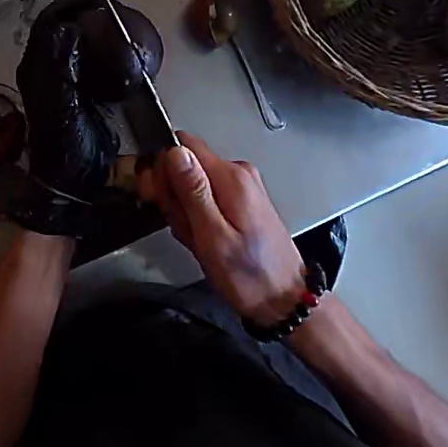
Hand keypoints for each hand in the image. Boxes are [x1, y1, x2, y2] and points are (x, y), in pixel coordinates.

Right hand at [138, 131, 308, 326]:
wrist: (286, 301)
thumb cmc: (250, 277)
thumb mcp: (213, 238)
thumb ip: (193, 192)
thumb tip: (175, 152)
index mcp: (231, 177)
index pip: (182, 145)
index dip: (163, 169)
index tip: (161, 198)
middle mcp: (238, 173)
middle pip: (186, 164)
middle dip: (173, 196)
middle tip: (184, 228)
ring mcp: (241, 185)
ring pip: (192, 183)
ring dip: (185, 212)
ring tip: (198, 240)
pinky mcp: (241, 199)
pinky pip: (206, 197)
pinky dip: (198, 218)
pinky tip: (206, 240)